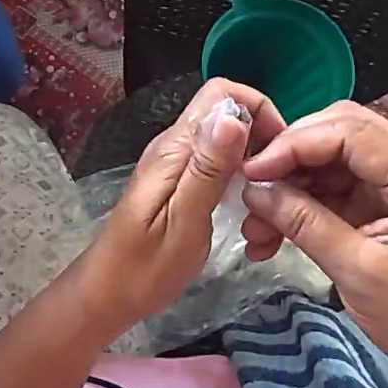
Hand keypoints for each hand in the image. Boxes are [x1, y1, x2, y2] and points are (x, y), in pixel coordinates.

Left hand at [83, 78, 286, 331]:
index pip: (221, 93)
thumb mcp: (183, 221)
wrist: (108, 294)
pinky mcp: (179, 182)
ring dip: (254, 164)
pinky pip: (217, 164)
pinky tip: (247, 212)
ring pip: (227, 141)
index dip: (259, 110)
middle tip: (279, 186)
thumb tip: (233, 116)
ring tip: (266, 204)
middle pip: (229, 114)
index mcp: (175, 148)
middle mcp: (175, 146)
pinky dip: (240, 180)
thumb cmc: (145, 267)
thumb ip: (208, 169)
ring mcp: (176, 164)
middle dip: (263, 140)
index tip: (280, 153)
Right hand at [239, 101, 387, 386]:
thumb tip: (254, 190)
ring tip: (256, 226)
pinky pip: (339, 189)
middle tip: (252, 189)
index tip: (252, 172)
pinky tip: (275, 231)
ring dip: (293, 187)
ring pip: (334, 162)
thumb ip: (306, 223)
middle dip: (291, 159)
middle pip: (343, 135)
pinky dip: (305, 205)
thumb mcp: (360, 273)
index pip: (353, 132)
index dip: (295, 144)